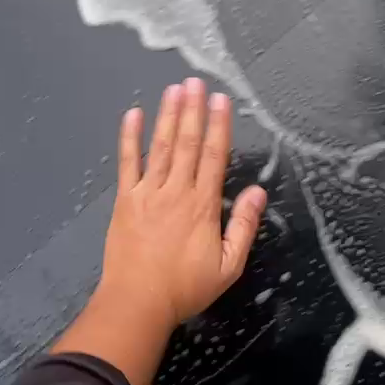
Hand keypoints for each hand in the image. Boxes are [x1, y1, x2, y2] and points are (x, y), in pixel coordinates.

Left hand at [55, 79, 267, 384]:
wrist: (138, 302)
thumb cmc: (186, 287)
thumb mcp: (228, 266)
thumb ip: (243, 226)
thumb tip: (258, 193)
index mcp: (202, 204)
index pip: (213, 155)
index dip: (218, 125)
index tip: (221, 99)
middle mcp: (176, 190)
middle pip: (187, 142)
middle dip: (193, 109)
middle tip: (196, 81)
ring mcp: (148, 191)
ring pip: (161, 146)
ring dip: (168, 114)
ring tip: (174, 88)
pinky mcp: (125, 198)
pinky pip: (128, 162)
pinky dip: (130, 137)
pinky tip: (133, 114)